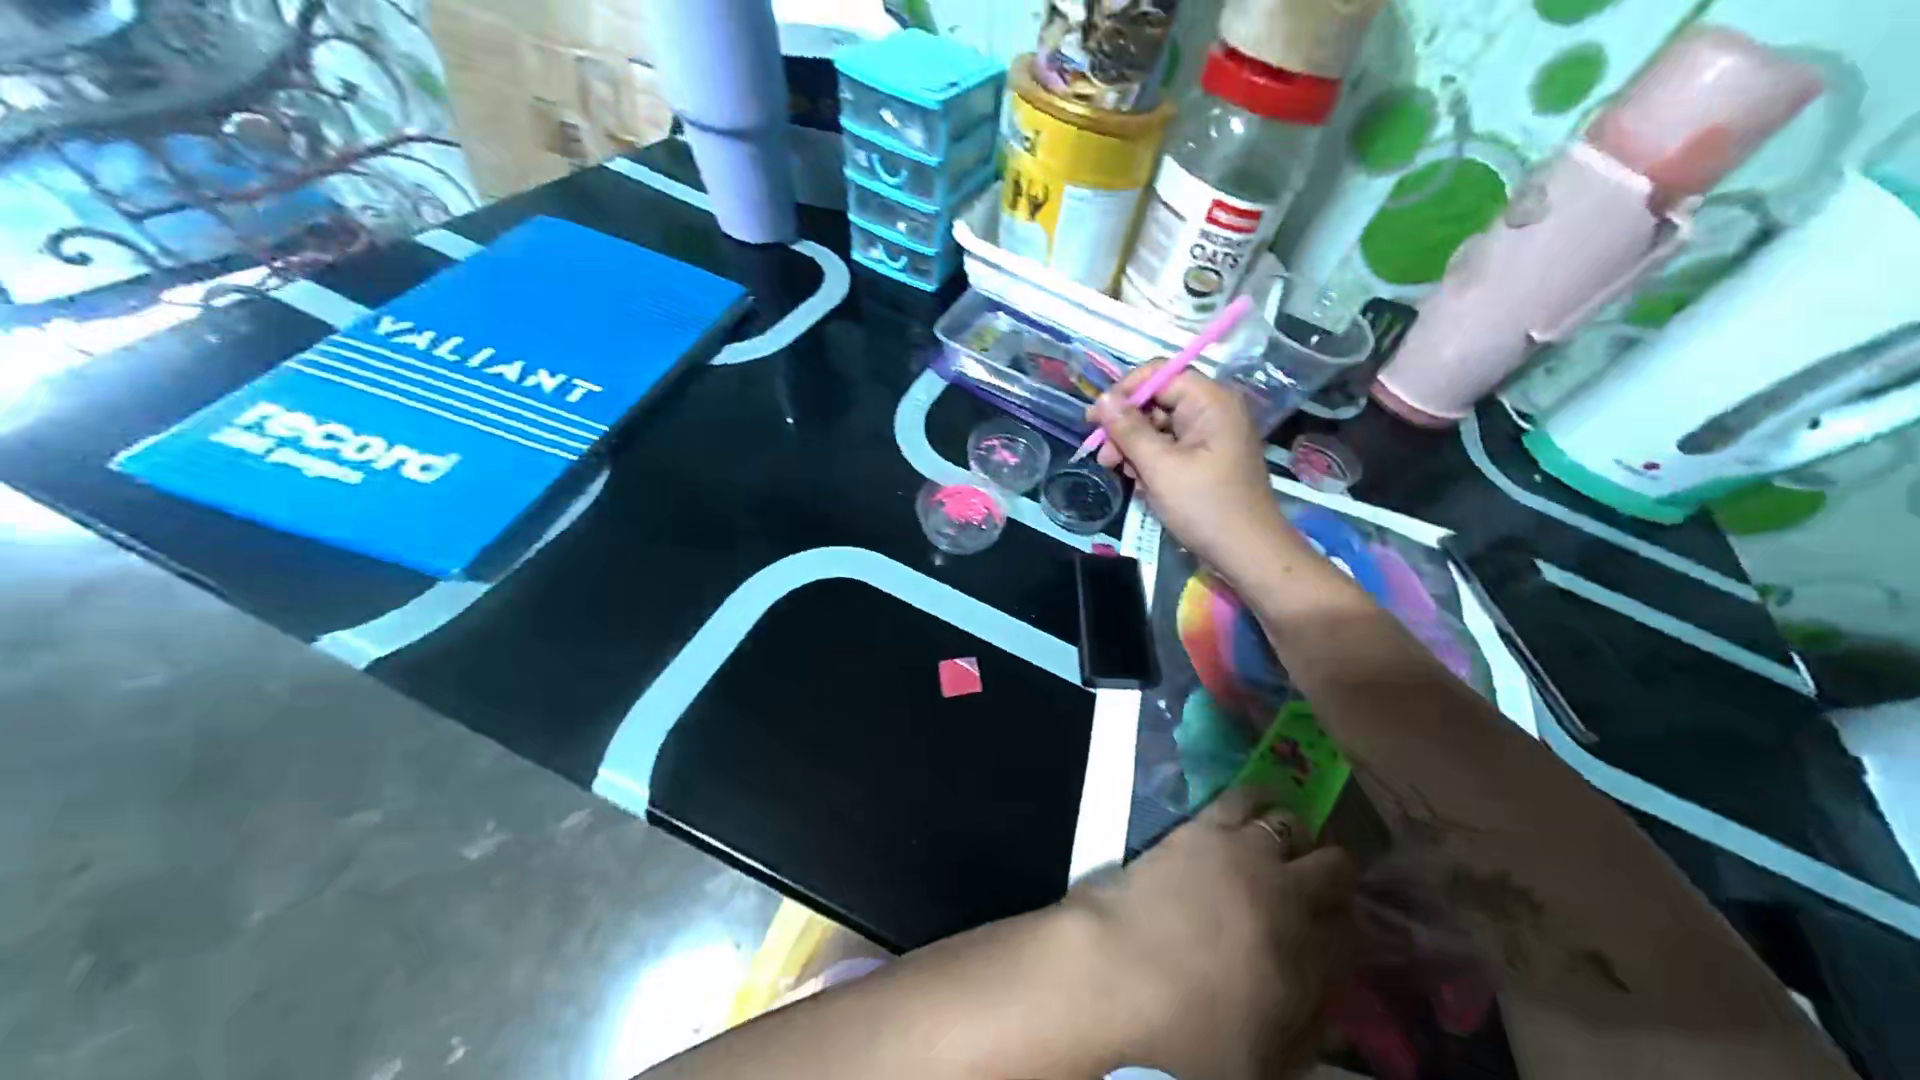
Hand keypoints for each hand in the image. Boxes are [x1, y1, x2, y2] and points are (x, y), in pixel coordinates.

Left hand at [1064, 789, 1356, 1079]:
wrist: (1117, 980)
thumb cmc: (1190, 1039)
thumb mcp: (1267, 1059)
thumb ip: (1306, 1025)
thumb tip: (1327, 1000)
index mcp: (1312, 961)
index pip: (1357, 933)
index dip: (1353, 930)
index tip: (1341, 932)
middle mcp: (1287, 897)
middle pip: (1334, 869)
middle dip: (1333, 875)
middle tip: (1315, 883)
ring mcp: (1244, 855)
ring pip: (1289, 824)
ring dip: (1291, 834)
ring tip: (1281, 839)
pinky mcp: (1200, 828)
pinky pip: (1240, 800)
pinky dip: (1254, 800)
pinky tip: (1252, 804)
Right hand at [1088, 363, 1290, 584]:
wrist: (1248, 552)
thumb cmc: (1205, 506)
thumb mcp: (1159, 467)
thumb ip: (1128, 429)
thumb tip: (1101, 399)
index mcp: (1210, 401)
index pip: (1159, 374)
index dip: (1124, 392)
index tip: (1095, 419)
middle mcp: (1214, 409)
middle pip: (1157, 400)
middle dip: (1126, 426)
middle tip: (1104, 457)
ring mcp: (1212, 434)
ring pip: (1160, 426)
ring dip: (1134, 446)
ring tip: (1120, 473)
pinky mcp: (1208, 457)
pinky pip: (1171, 446)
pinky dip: (1151, 460)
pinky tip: (1141, 482)